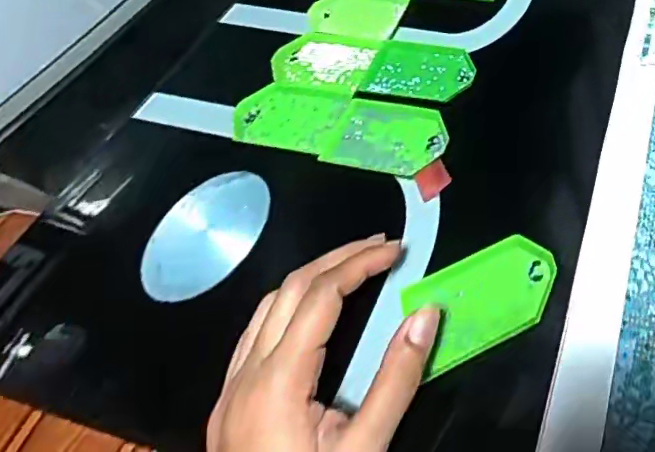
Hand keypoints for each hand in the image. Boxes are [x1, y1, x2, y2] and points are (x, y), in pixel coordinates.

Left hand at [208, 235, 438, 451]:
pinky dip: (294, 303)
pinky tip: (318, 312)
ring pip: (269, 306)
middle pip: (292, 289)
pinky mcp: (228, 407)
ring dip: (316, 276)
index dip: (362, 263)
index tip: (399, 251)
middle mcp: (243, 379)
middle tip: (385, 247)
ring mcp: (229, 393)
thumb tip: (427, 312)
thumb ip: (396, 379)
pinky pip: (257, 332)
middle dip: (340, 257)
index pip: (321, 295)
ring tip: (358, 267)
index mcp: (275, 384)